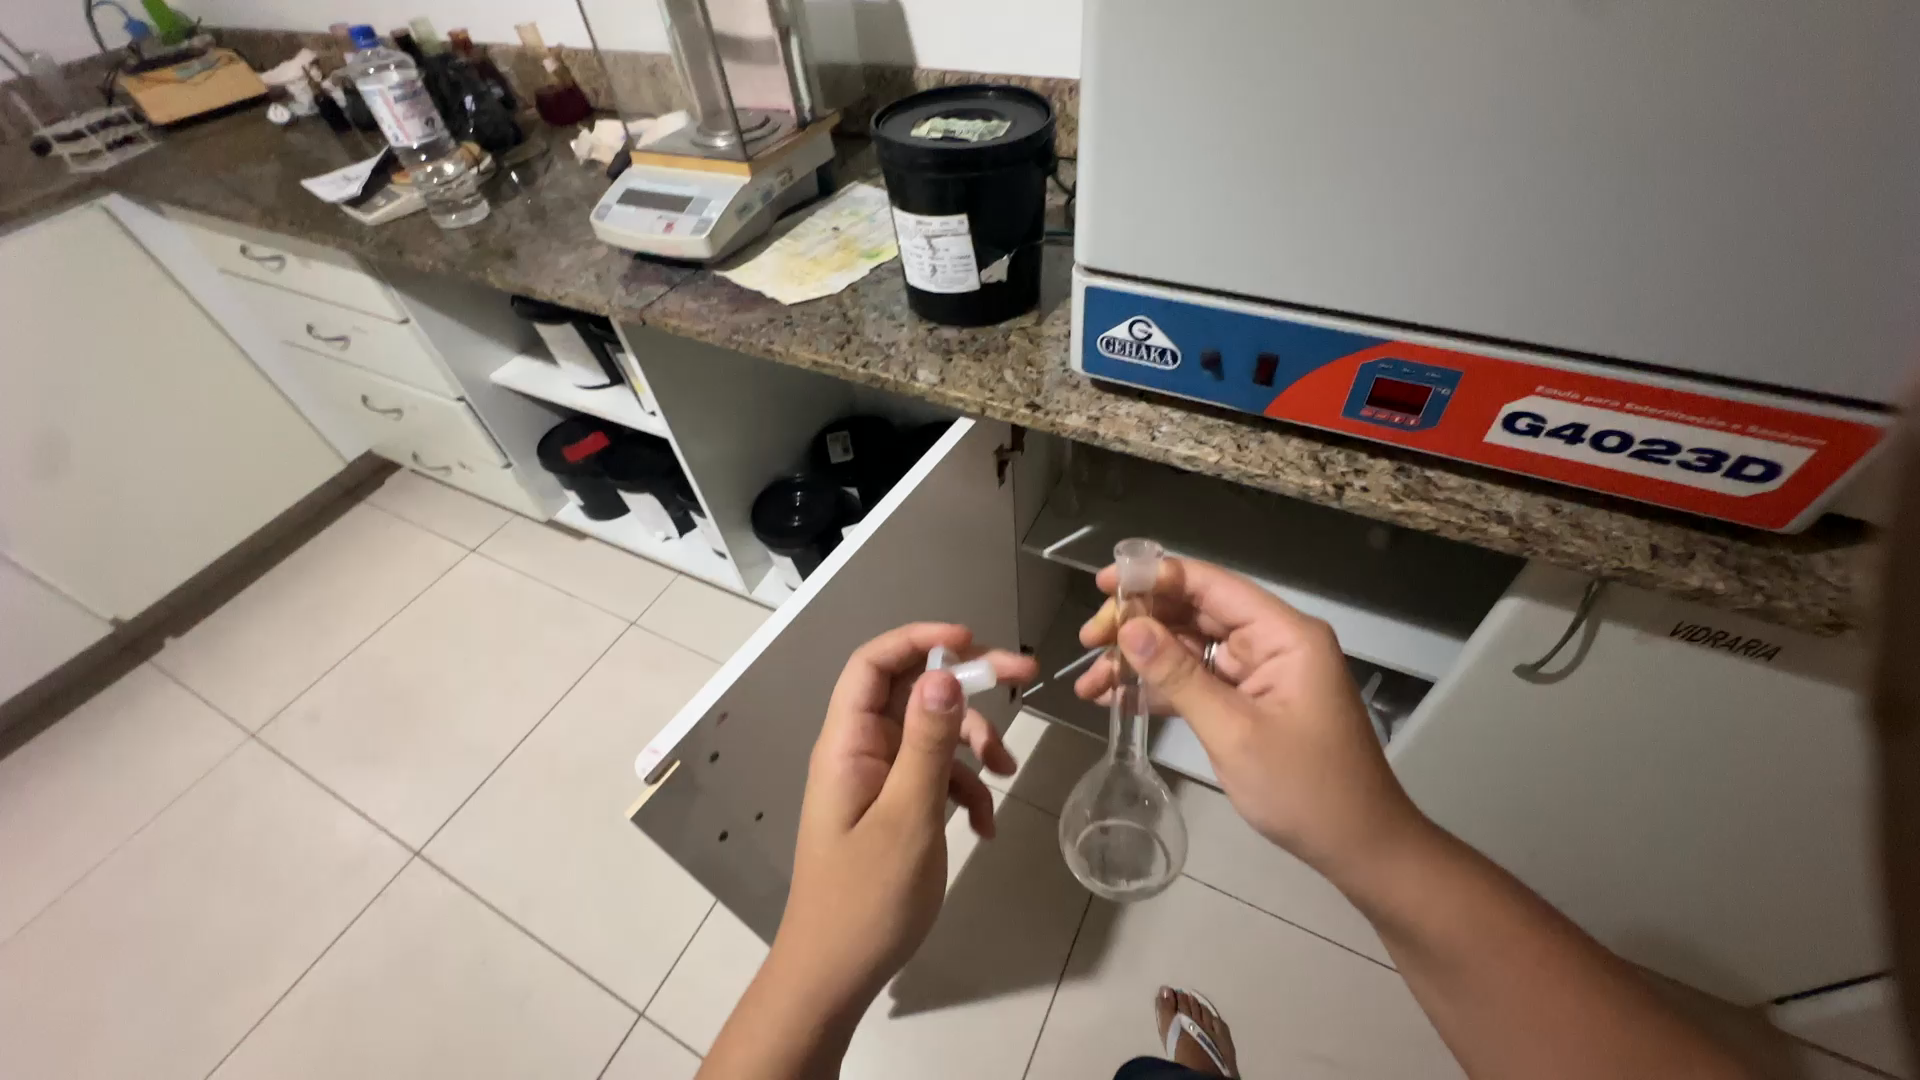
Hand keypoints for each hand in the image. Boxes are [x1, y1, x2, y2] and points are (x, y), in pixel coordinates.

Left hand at [769, 622, 1036, 1018]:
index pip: (874, 664)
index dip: (919, 640)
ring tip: (1006, 775)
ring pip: (932, 733)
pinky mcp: (895, 806)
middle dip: (967, 687)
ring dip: (973, 745)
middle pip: (913, 692)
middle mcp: (861, 749)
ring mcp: (879, 779)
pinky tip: (985, 826)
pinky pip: (936, 776)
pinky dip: (965, 790)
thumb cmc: (865, 899)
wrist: (835, 977)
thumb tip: (944, 673)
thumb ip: (928, 743)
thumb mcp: (907, 816)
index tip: (972, 641)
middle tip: (1022, 677)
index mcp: (848, 742)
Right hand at [1075, 557, 1426, 878]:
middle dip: (1137, 624)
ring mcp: (1257, 671)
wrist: (1359, 849)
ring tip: (1090, 680)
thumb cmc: (1307, 789)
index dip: (1154, 578)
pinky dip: (1156, 688)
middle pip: (1192, 611)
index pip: (1210, 585)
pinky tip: (1115, 698)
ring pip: (1186, 646)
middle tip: (1089, 641)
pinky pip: (1194, 679)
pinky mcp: (1246, 700)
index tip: (1105, 587)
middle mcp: (1269, 641)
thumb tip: (1128, 629)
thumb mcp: (1234, 731)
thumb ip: (1178, 676)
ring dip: (1138, 661)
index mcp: (1282, 634)